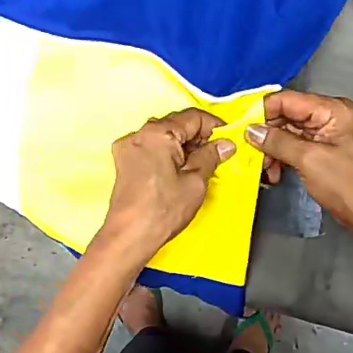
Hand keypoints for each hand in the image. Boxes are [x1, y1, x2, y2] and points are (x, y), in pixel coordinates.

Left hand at [97, 109, 234, 260]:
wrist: (130, 236)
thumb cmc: (161, 211)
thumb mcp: (196, 181)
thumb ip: (210, 156)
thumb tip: (224, 144)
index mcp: (158, 133)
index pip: (192, 117)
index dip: (214, 126)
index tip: (227, 138)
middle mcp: (139, 135)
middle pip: (176, 124)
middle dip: (198, 136)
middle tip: (217, 154)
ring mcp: (129, 148)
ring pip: (163, 136)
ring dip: (183, 146)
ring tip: (199, 166)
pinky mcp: (125, 163)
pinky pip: (151, 148)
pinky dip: (168, 153)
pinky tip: (179, 171)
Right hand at [244, 90, 352, 230]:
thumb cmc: (349, 186)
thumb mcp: (309, 160)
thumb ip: (279, 142)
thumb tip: (252, 130)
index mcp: (333, 110)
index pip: (289, 99)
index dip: (263, 111)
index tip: (242, 126)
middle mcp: (331, 117)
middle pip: (287, 116)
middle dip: (267, 135)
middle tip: (251, 153)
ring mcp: (328, 135)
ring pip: (289, 134)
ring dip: (273, 150)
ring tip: (265, 170)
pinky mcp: (325, 153)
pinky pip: (297, 148)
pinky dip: (284, 159)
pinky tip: (274, 173)